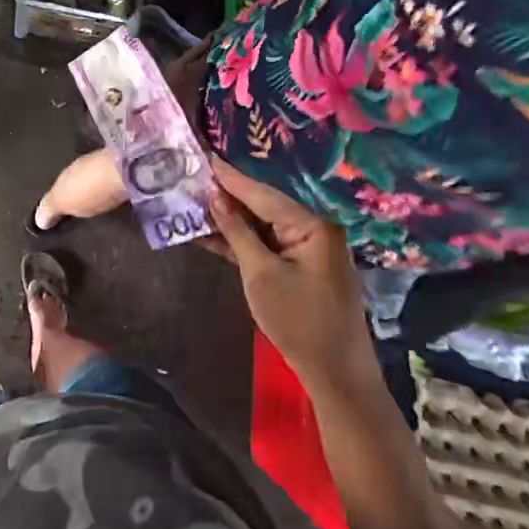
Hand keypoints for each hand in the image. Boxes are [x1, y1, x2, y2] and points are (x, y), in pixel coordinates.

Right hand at [206, 157, 370, 389]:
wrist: (335, 371)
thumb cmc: (299, 321)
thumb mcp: (261, 275)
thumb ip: (238, 234)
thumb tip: (215, 200)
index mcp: (311, 226)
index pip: (263, 195)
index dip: (231, 178)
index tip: (205, 157)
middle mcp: (312, 230)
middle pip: (263, 207)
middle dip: (228, 196)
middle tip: (194, 177)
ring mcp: (307, 250)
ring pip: (263, 227)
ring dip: (230, 220)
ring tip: (194, 202)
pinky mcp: (300, 268)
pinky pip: (267, 246)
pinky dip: (242, 243)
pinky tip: (211, 234)